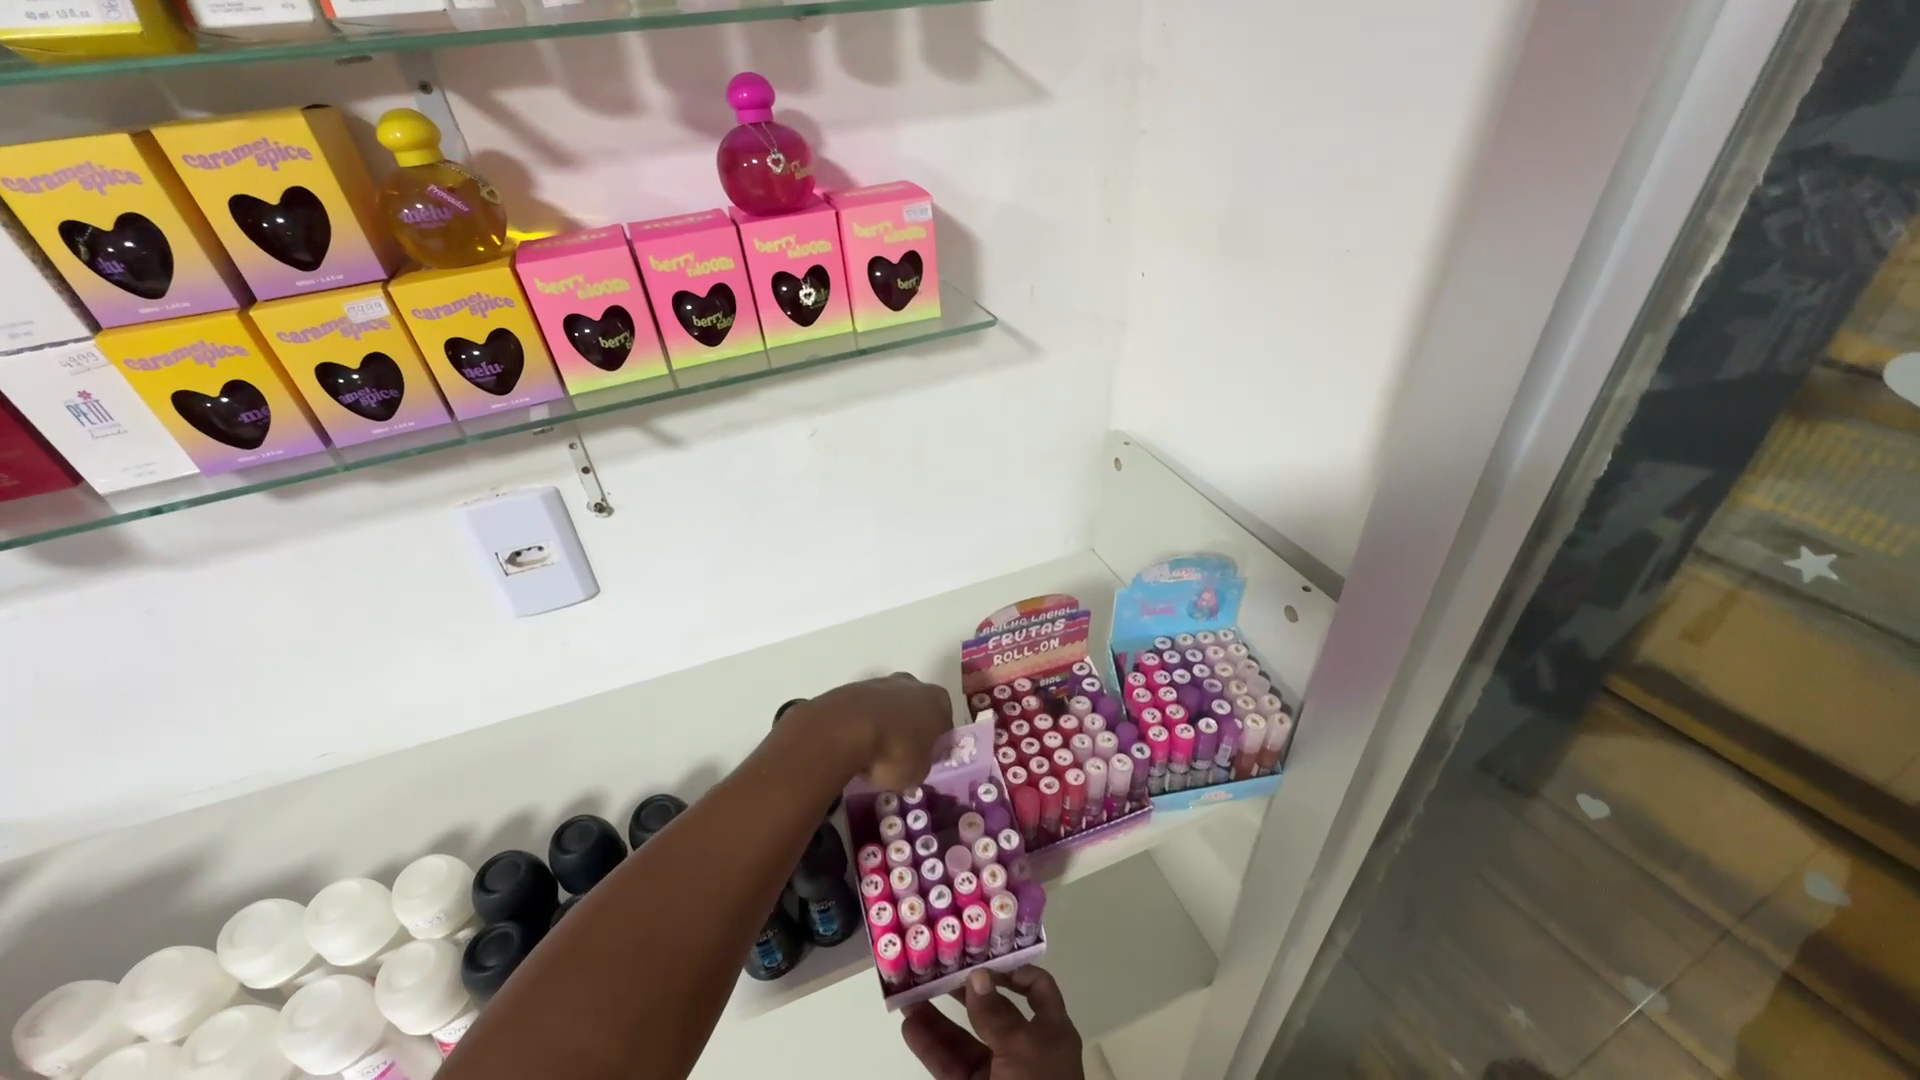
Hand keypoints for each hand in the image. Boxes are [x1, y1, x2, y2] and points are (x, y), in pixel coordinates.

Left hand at [786, 673, 953, 791]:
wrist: (846, 729)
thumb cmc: (895, 752)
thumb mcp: (917, 773)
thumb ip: (921, 766)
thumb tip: (913, 767)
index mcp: (938, 701)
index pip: (944, 722)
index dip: (936, 742)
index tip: (925, 760)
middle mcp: (913, 685)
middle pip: (916, 707)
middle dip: (909, 727)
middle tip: (900, 755)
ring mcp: (881, 683)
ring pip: (888, 706)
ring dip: (884, 724)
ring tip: (872, 753)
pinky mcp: (852, 688)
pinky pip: (864, 709)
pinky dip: (862, 723)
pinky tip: (854, 744)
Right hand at [901, 967, 1084, 1079]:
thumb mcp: (1022, 1049)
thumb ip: (997, 1014)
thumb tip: (978, 976)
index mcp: (1050, 1033)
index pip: (1036, 989)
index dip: (1012, 970)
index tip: (980, 956)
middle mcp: (1024, 1049)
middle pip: (992, 1011)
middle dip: (964, 991)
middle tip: (936, 969)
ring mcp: (997, 1075)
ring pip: (964, 1039)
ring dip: (938, 1018)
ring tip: (911, 994)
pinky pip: (950, 1065)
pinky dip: (930, 1047)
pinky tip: (910, 1026)